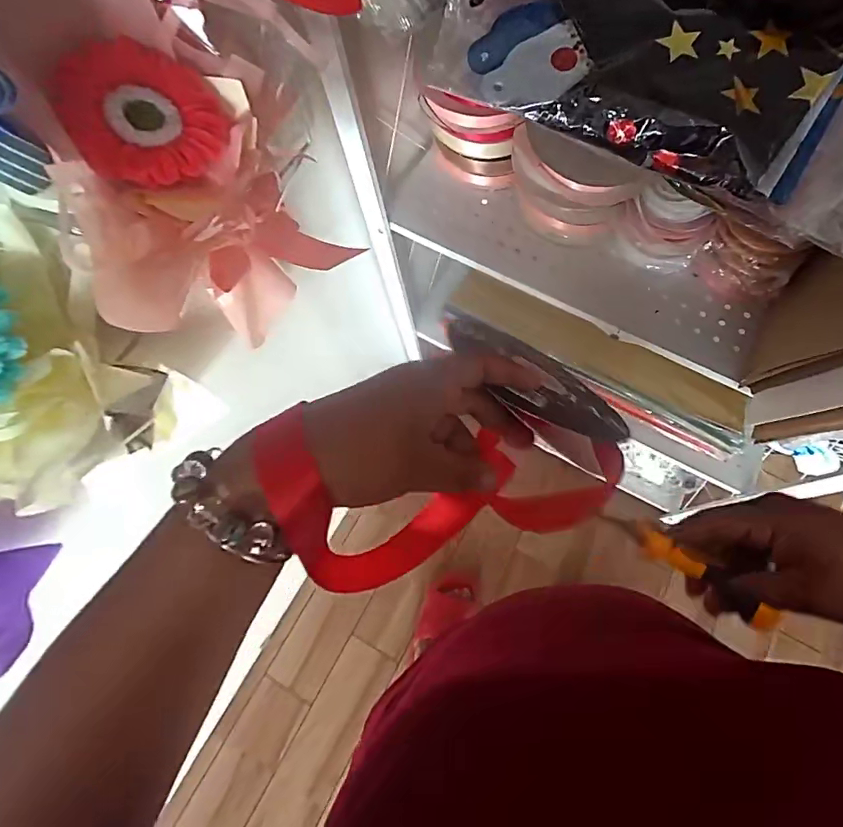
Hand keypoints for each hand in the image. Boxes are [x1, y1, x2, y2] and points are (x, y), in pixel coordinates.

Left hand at [221, 354, 541, 511]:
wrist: (298, 458)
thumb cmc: (368, 452)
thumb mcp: (420, 466)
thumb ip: (462, 472)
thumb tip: (494, 477)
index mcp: (434, 380)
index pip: (484, 365)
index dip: (516, 373)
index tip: (544, 387)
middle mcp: (421, 381)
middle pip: (470, 391)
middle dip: (498, 416)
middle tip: (525, 445)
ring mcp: (401, 397)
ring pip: (449, 411)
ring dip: (469, 437)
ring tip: (486, 472)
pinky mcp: (385, 415)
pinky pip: (427, 423)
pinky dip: (445, 443)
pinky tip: (452, 472)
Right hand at [669, 494, 842, 653]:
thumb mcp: (799, 592)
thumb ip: (750, 587)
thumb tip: (712, 585)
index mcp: (769, 515)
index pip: (710, 522)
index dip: (680, 537)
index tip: (654, 551)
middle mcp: (772, 512)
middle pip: (723, 534)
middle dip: (707, 564)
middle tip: (698, 598)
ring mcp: (787, 524)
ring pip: (742, 546)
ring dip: (731, 575)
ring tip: (727, 610)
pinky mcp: (801, 539)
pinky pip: (763, 553)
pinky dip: (753, 576)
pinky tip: (754, 604)